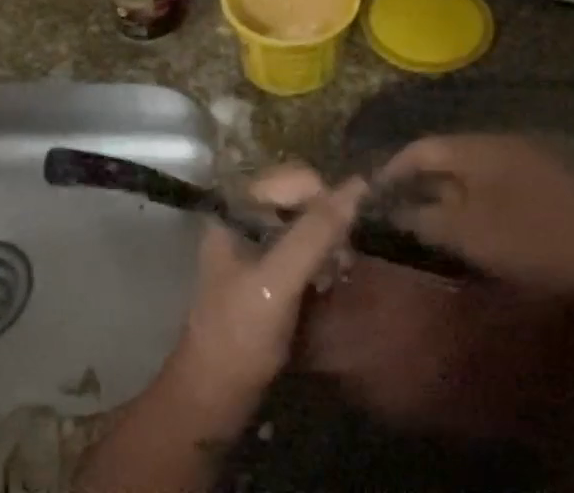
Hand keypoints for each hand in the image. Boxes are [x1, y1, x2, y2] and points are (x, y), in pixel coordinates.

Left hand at [170, 166, 366, 402]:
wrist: (214, 395)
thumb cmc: (239, 334)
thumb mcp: (278, 280)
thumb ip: (315, 232)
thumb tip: (359, 184)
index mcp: (235, 207)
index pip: (294, 178)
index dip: (325, 199)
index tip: (345, 236)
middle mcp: (244, 216)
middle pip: (302, 197)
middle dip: (330, 222)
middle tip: (343, 259)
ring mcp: (255, 243)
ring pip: (307, 222)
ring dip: (330, 243)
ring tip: (338, 274)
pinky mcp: (268, 269)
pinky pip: (305, 247)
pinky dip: (323, 259)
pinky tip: (330, 283)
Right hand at [377, 134, 573, 294]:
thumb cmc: (531, 237)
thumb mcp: (468, 234)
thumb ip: (426, 220)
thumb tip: (397, 212)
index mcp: (475, 149)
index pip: (420, 148)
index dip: (392, 171)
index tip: (373, 198)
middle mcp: (498, 145)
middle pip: (446, 158)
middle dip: (420, 186)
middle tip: (400, 217)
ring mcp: (526, 162)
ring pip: (473, 174)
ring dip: (449, 197)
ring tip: (434, 230)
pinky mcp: (546, 184)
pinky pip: (496, 187)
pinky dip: (476, 205)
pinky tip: (477, 234)